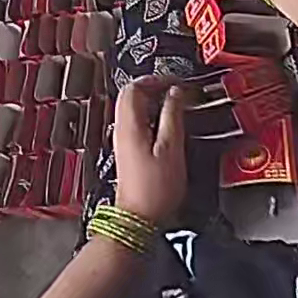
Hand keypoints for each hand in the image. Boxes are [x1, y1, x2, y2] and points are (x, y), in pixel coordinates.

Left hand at [114, 77, 187, 224]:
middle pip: (130, 94)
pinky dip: (149, 114)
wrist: (138, 218)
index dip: (155, 79)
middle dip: (151, 86)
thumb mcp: (171, 148)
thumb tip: (176, 94)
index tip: (173, 82)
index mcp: (130, 123)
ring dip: (150, 99)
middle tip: (172, 89)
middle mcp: (122, 128)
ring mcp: (122, 139)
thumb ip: (173, 116)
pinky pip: (135, 121)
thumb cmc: (154, 189)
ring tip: (171, 103)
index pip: (135, 86)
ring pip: (131, 106)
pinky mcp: (127, 150)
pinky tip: (164, 123)